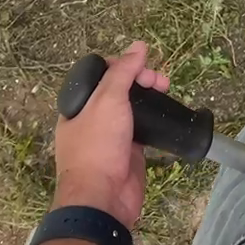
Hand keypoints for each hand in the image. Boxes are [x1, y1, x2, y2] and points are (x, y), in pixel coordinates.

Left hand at [52, 41, 170, 227]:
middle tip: (159, 80)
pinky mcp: (129, 150)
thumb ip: (123, 71)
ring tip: (166, 89)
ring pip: (132, 105)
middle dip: (141, 77)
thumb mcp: (108, 100)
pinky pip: (142, 125)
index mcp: (78, 106)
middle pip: (119, 87)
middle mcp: (93, 119)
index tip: (140, 67)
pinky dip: (154, 115)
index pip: (100, 74)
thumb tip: (138, 45)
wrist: (103, 199)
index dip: (122, 65)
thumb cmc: (98, 146)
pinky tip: (165, 110)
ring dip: (150, 93)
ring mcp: (111, 135)